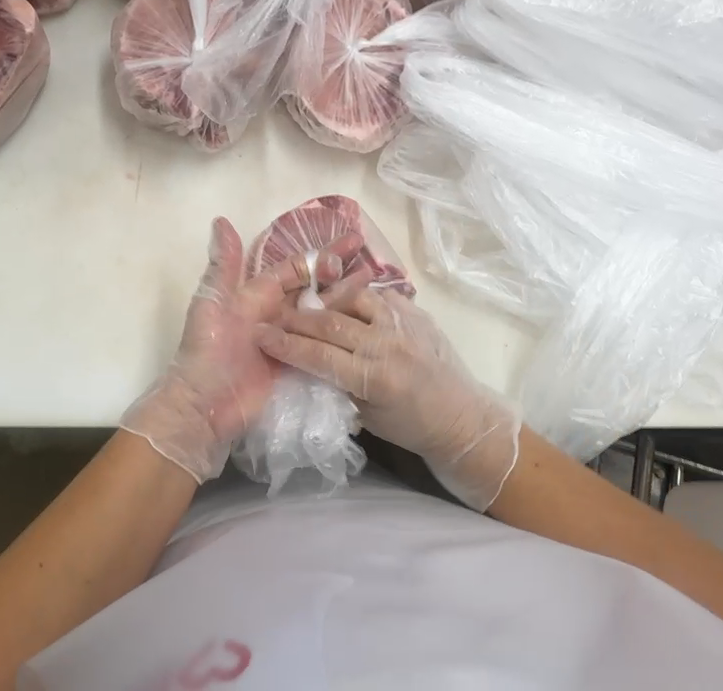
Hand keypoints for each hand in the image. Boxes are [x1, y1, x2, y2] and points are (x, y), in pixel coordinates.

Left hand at [121, 217, 353, 482]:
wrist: (204, 407)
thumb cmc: (206, 352)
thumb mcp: (212, 303)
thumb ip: (225, 264)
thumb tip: (221, 220)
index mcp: (257, 295)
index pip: (295, 268)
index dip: (321, 256)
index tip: (351, 246)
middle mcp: (276, 314)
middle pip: (314, 288)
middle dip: (342, 273)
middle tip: (372, 260)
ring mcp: (290, 341)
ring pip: (324, 314)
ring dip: (349, 299)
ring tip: (378, 287)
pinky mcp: (299, 366)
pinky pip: (325, 344)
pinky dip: (345, 333)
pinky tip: (369, 325)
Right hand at [260, 282, 519, 509]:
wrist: (462, 417)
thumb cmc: (410, 427)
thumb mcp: (365, 416)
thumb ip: (336, 385)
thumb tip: (305, 361)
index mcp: (373, 379)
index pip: (318, 356)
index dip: (285, 344)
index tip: (260, 334)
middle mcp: (387, 345)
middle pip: (329, 323)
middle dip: (296, 318)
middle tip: (274, 315)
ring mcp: (404, 324)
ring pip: (353, 299)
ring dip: (326, 303)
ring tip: (309, 307)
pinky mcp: (416, 312)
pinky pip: (378, 295)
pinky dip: (356, 299)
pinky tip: (345, 305)